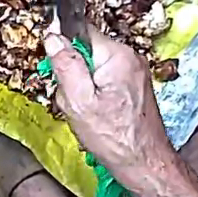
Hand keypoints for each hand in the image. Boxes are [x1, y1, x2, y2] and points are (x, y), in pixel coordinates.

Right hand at [42, 28, 180, 195]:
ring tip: (87, 113)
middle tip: (75, 102)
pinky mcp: (135, 87)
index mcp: (118, 56)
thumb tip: (53, 36)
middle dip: (73, 76)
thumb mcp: (79, 102)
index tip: (58, 73)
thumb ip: (65, 65)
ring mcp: (135, 73)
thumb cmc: (114, 138)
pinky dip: (96, 97)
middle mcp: (131, 58)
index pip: (81, 32)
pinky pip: (106, 83)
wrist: (144, 163)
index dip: (64, 52)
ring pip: (94, 70)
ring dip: (83, 90)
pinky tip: (97, 117)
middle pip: (87, 53)